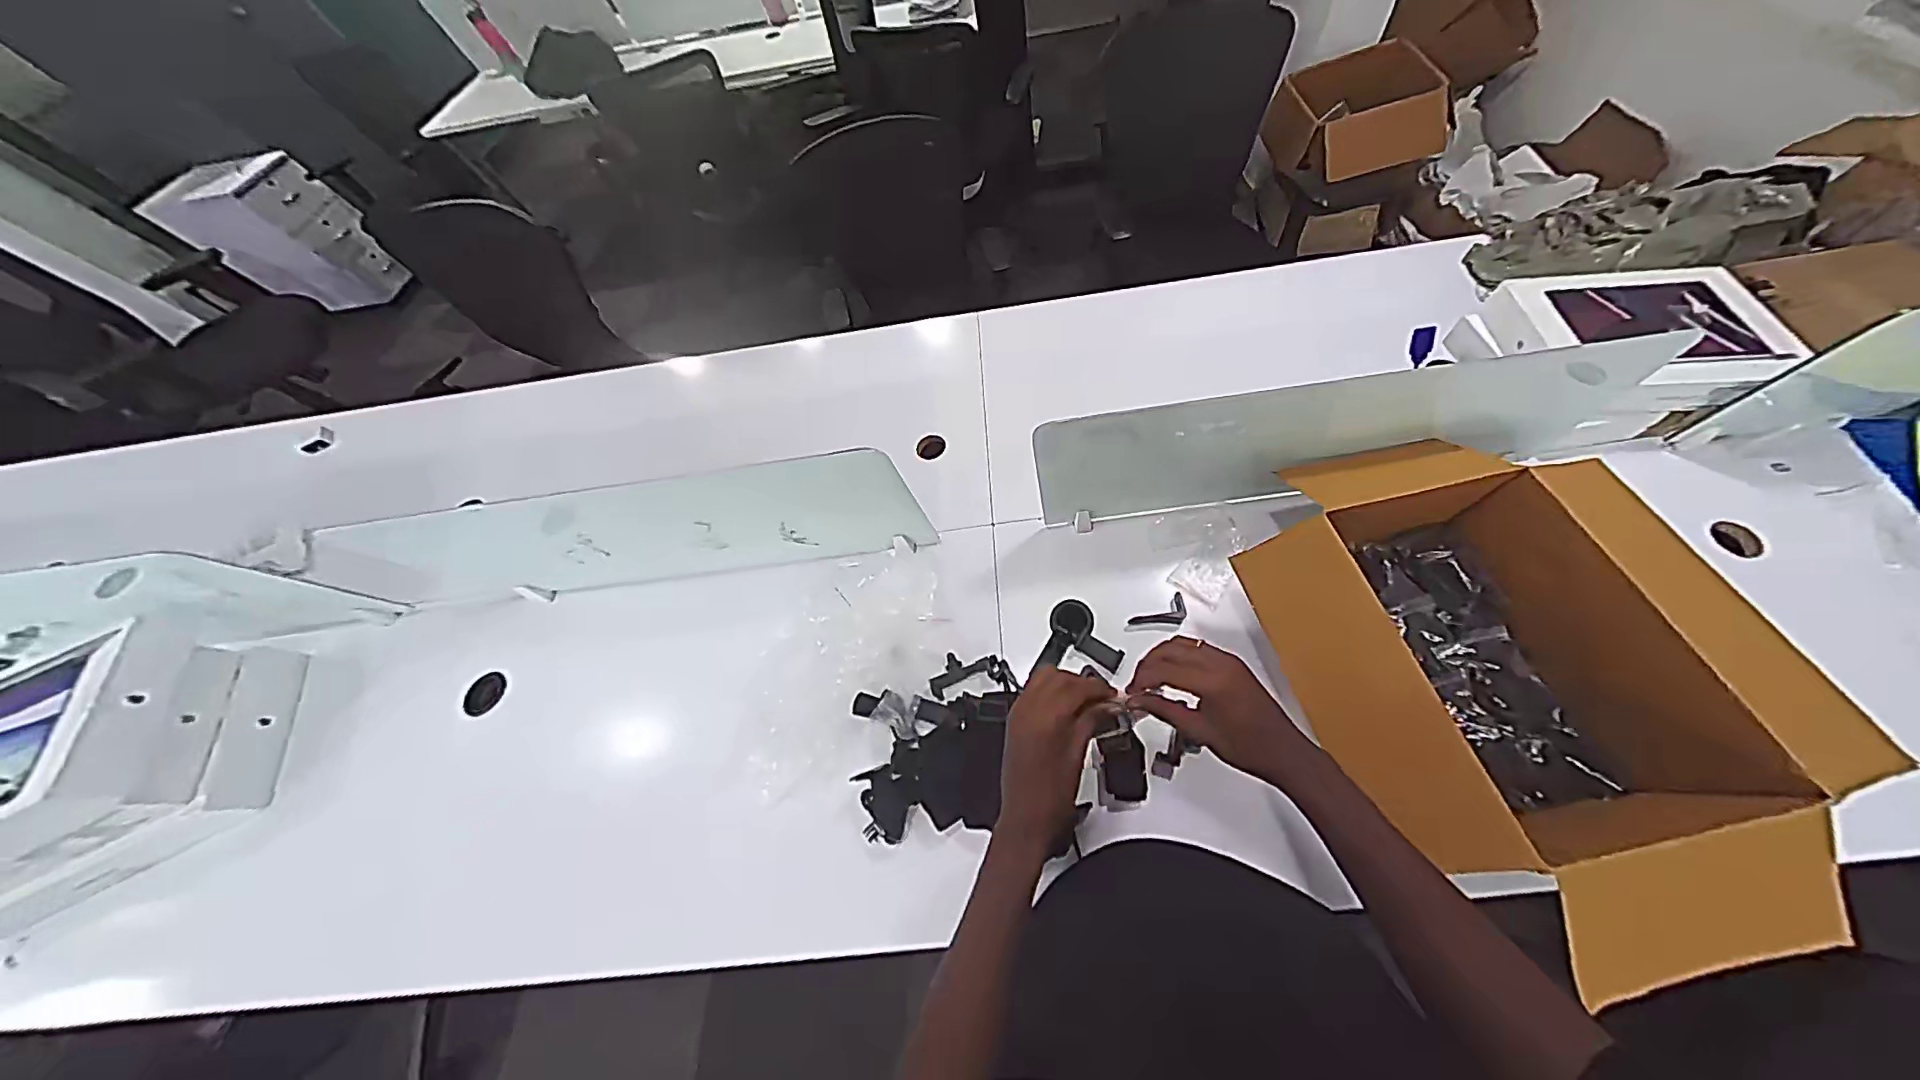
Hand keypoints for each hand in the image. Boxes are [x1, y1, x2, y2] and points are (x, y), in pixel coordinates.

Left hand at [997, 667, 1110, 850]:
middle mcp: (1027, 710)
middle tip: (1103, 698)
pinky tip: (1066, 709)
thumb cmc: (1049, 799)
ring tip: (1086, 702)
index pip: (1077, 685)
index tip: (1112, 696)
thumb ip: (1091, 721)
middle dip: (1083, 683)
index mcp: (1046, 717)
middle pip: (1059, 676)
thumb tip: (1104, 705)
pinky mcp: (1014, 722)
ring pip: (1043, 679)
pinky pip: (1032, 693)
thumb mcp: (1079, 754)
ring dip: (1065, 684)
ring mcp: (1017, 715)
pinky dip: (1050, 693)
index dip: (1099, 688)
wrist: (1027, 819)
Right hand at [1125, 637, 1313, 782]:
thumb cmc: (1252, 747)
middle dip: (1148, 665)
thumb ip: (1165, 710)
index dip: (1142, 679)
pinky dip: (1179, 657)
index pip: (1164, 668)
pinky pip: (1198, 649)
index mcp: (1214, 681)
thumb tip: (1141, 700)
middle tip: (1137, 685)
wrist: (1283, 752)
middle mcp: (1222, 664)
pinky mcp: (1233, 664)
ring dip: (1162, 657)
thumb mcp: (1199, 731)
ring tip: (1150, 679)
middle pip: (1170, 649)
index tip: (1132, 691)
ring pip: (1183, 644)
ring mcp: (1229, 662)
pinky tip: (1172, 674)